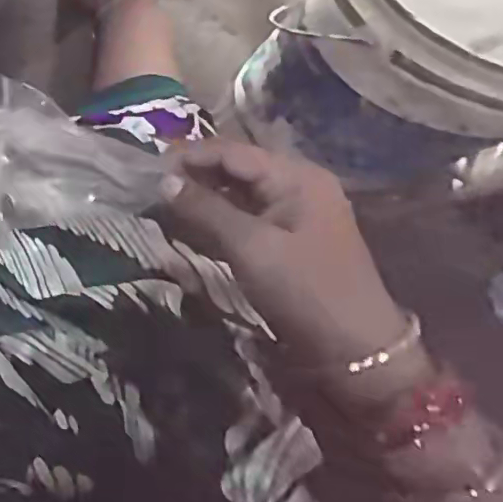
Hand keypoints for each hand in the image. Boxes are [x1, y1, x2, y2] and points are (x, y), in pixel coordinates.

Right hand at [162, 139, 412, 371]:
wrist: (354, 350)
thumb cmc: (303, 289)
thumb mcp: (248, 245)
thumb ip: (203, 208)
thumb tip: (162, 180)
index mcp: (296, 177)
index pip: (231, 151)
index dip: (188, 156)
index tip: (148, 169)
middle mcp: (296, 184)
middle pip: (233, 167)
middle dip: (192, 174)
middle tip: (151, 187)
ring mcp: (293, 210)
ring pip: (235, 190)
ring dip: (200, 195)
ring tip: (163, 203)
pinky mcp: (286, 234)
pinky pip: (243, 212)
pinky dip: (215, 214)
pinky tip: (188, 222)